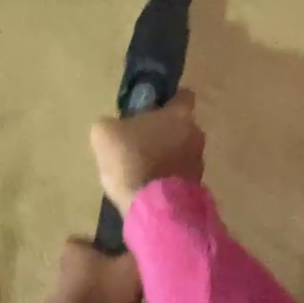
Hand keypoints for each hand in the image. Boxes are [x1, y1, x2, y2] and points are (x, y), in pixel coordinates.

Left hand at [35, 240, 144, 302]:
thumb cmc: (105, 299)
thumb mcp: (132, 269)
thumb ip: (139, 254)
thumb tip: (145, 246)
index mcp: (74, 254)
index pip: (88, 242)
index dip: (108, 250)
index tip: (126, 262)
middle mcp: (62, 275)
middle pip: (96, 275)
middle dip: (118, 287)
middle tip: (138, 298)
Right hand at [91, 88, 205, 215]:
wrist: (152, 206)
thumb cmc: (130, 160)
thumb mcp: (104, 134)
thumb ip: (111, 123)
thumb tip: (113, 127)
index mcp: (180, 114)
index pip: (184, 96)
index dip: (169, 100)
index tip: (153, 108)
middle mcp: (196, 134)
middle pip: (181, 126)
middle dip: (165, 131)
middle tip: (141, 140)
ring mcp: (199, 162)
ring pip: (182, 151)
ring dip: (167, 155)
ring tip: (143, 168)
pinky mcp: (196, 186)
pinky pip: (180, 174)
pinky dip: (168, 176)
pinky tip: (149, 185)